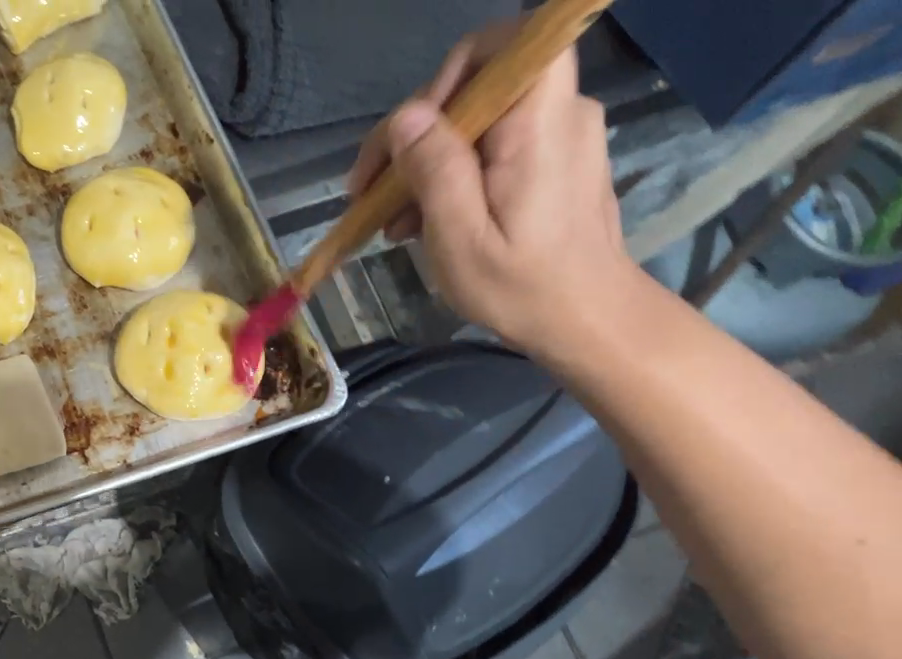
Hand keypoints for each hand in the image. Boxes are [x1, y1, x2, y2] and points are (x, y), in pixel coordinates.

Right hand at [346, 21, 640, 353]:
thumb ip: (436, 170)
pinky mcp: (552, 158)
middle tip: (368, 193)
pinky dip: (449, 175)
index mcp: (539, 124)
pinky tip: (421, 221)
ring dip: (424, 163)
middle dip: (414, 134)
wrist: (585, 318)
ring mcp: (558, 134)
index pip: (507, 45)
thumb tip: (405, 116)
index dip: (448, 76)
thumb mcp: (460, 236)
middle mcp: (558, 112)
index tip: (411, 134)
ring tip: (391, 221)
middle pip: (476, 88)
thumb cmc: (520, 285)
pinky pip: (491, 145)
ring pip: (477, 121)